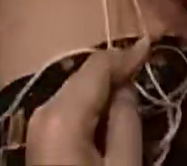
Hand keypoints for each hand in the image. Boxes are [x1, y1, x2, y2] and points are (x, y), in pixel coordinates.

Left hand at [26, 40, 147, 165]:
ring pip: (79, 91)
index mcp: (61, 114)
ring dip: (103, 91)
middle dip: (114, 73)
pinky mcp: (38, 142)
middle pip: (86, 76)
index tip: (149, 44)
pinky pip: (70, 110)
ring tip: (128, 91)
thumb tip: (126, 87)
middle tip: (142, 69)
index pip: (98, 66)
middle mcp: (43, 110)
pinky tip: (107, 117)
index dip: (126, 54)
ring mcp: (37, 126)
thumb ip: (127, 119)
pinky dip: (90, 107)